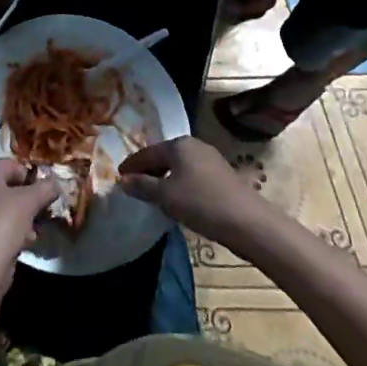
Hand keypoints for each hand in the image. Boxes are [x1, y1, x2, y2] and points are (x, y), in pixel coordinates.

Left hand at [0, 158, 60, 265]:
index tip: (46, 192)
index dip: (32, 177)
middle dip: (28, 199)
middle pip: (8, 187)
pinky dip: (11, 230)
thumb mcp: (30, 200)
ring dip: (22, 216)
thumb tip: (56, 184)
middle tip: (44, 210)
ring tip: (37, 229)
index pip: (12, 165)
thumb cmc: (4, 222)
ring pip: (3, 208)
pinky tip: (25, 241)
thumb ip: (46, 188)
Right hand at [119, 137, 269, 245]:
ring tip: (154, 194)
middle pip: (164, 156)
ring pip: (179, 166)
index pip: (147, 152)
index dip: (132, 165)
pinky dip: (180, 183)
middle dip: (148, 170)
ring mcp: (210, 158)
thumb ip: (142, 186)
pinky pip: (192, 175)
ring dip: (165, 178)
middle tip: (134, 185)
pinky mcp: (222, 174)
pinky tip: (179, 199)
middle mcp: (194, 145)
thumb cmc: (201, 203)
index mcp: (178, 144)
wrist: (247, 221)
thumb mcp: (166, 196)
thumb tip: (123, 181)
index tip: (119, 176)